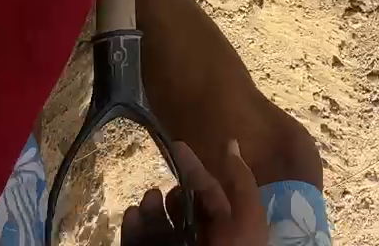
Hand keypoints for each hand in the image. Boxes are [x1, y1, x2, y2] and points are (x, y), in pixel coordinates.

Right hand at [121, 141, 266, 245]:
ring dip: (149, 210)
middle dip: (169, 193)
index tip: (177, 145)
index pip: (210, 193)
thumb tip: (230, 142)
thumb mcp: (247, 223)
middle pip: (180, 209)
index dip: (195, 167)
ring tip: (145, 204)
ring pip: (157, 227)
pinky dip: (132, 230)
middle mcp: (200, 244)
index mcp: (227, 232)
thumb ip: (240, 184)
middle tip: (162, 191)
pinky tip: (131, 217)